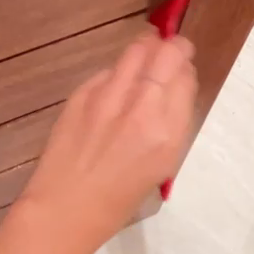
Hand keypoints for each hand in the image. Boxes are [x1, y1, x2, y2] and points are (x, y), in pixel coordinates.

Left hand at [15, 28, 196, 250]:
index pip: (186, 78)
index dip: (185, 70)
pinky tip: (115, 88)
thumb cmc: (120, 196)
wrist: (67, 206)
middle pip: (167, 54)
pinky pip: (110, 68)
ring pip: (138, 48)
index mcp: (167, 133)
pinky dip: (119, 72)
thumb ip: (172, 121)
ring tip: (147, 55)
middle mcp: (142, 107)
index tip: (182, 71)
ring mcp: (110, 94)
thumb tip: (176, 85)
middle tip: (171, 50)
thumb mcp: (162, 164)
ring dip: (147, 48)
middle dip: (174, 47)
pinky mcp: (84, 90)